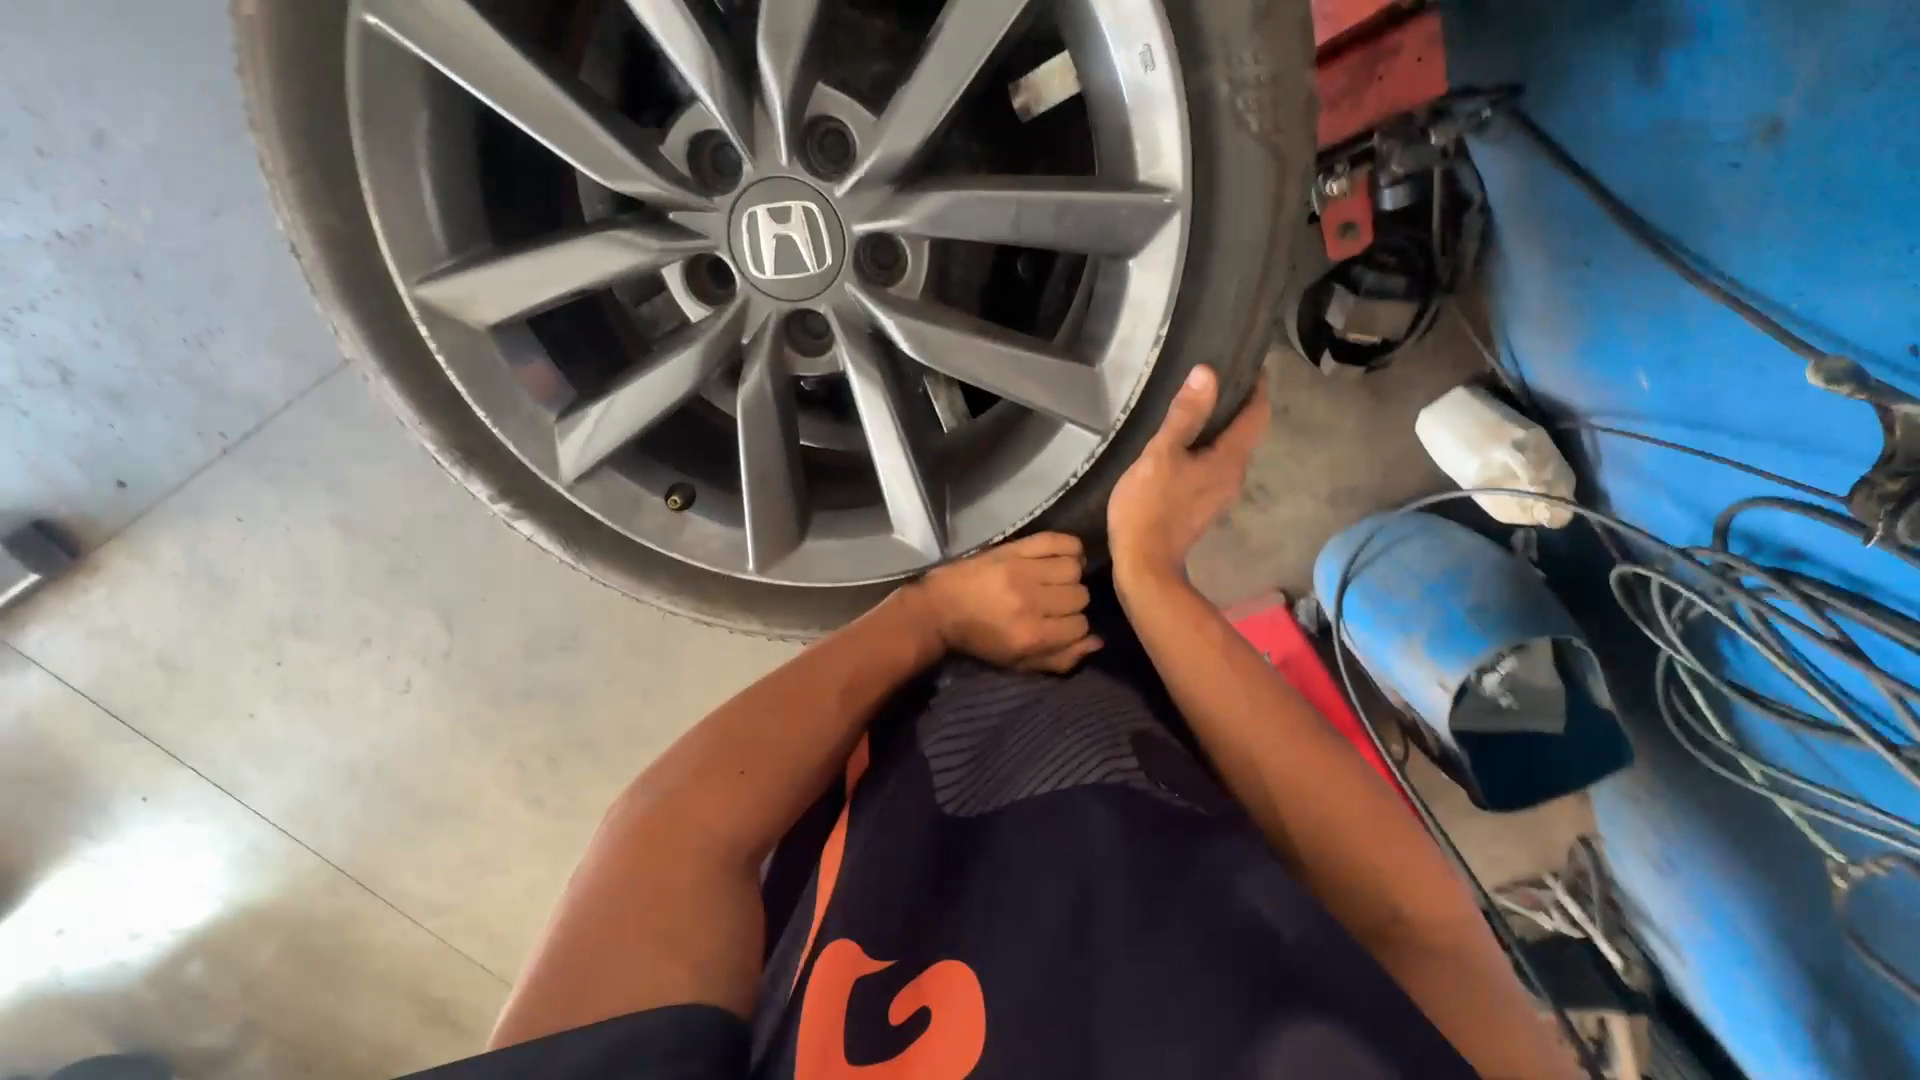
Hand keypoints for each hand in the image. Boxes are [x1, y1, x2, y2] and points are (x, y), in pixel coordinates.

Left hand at [906, 533, 1102, 673]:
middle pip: (1080, 597)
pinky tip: (1063, 557)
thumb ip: (1061, 658)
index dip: (1074, 627)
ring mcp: (1022, 571)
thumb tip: (1097, 641)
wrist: (940, 609)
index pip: (1080, 626)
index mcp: (1031, 635)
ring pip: (1074, 569)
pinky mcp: (1014, 548)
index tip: (1060, 625)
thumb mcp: (1018, 662)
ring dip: (1070, 576)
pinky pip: (1058, 540)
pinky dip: (1069, 547)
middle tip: (1054, 603)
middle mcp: (1030, 602)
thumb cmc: (981, 640)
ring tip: (1055, 580)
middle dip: (1071, 603)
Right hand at [1108, 365, 1268, 583]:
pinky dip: (1207, 447)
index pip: (1257, 414)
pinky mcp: (1204, 505)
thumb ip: (1184, 415)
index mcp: (1230, 460)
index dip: (1258, 387)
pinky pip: (1214, 465)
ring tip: (1197, 405)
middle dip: (1237, 404)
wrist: (1145, 564)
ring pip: (1229, 450)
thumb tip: (1208, 374)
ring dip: (1220, 427)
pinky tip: (1184, 443)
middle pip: (1246, 432)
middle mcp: (1235, 476)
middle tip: (1217, 377)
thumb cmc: (1150, 507)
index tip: (1251, 362)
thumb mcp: (1161, 455)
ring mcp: (1221, 493)